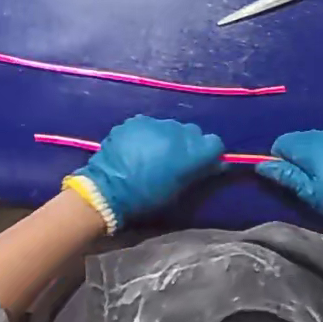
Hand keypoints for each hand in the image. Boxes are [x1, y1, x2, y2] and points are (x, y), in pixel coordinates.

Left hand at [76, 115, 223, 226]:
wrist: (108, 191)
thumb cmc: (147, 199)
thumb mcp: (179, 192)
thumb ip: (198, 174)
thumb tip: (214, 164)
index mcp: (192, 152)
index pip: (214, 143)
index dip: (209, 153)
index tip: (203, 162)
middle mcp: (177, 131)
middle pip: (192, 132)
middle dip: (188, 144)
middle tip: (176, 159)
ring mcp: (154, 123)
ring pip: (170, 126)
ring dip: (167, 137)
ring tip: (154, 153)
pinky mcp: (135, 121)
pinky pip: (149, 125)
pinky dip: (148, 135)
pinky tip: (137, 148)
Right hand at [255, 128, 322, 253]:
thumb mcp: (311, 194)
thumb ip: (286, 176)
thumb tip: (261, 164)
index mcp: (312, 146)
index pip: (282, 142)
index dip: (281, 160)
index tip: (290, 177)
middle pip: (303, 139)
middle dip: (302, 155)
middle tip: (312, 180)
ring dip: (322, 152)